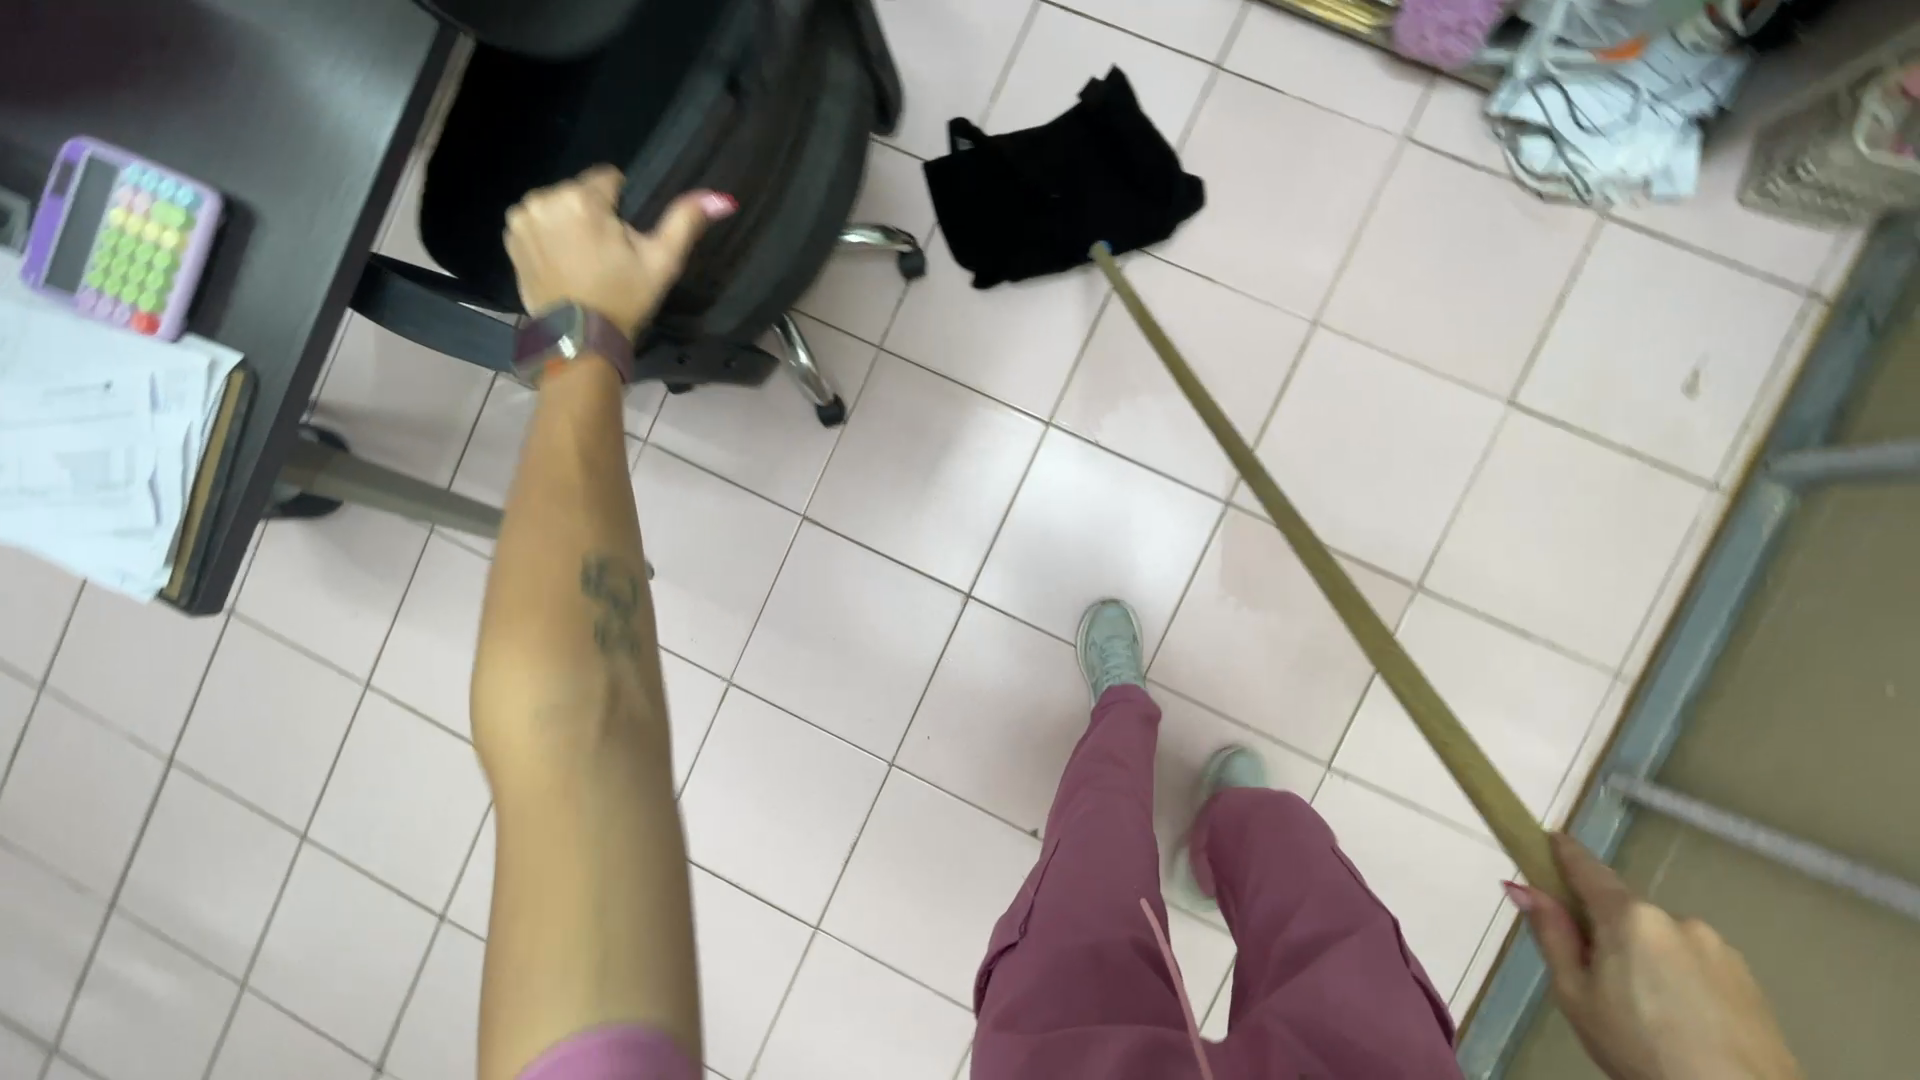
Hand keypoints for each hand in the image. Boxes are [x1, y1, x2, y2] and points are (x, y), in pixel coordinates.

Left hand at [503, 166, 736, 340]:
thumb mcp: (662, 262)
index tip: (626, 242)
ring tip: (586, 262)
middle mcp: (543, 199)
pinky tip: (565, 266)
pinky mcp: (511, 239)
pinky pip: (539, 225)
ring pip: (560, 208)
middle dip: (596, 217)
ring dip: (572, 225)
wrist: (580, 341)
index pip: (610, 179)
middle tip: (608, 257)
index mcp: (581, 198)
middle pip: (582, 194)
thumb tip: (722, 198)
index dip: (623, 208)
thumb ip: (685, 222)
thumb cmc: (624, 299)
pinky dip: (551, 238)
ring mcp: (522, 219)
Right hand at [1507, 834, 1800, 1079]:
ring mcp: (1720, 949)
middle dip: (1607, 930)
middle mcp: (1677, 920)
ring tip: (1646, 1011)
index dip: (1565, 853)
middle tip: (1596, 977)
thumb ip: (1552, 935)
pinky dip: (1680, 979)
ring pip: (1663, 940)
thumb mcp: (1575, 995)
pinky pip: (1696, 964)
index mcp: (1630, 918)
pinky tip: (1682, 1021)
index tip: (1551, 838)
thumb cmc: (1639, 1049)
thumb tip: (1523, 889)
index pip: (1588, 869)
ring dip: (1647, 957)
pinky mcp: (1750, 981)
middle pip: (1626, 912)